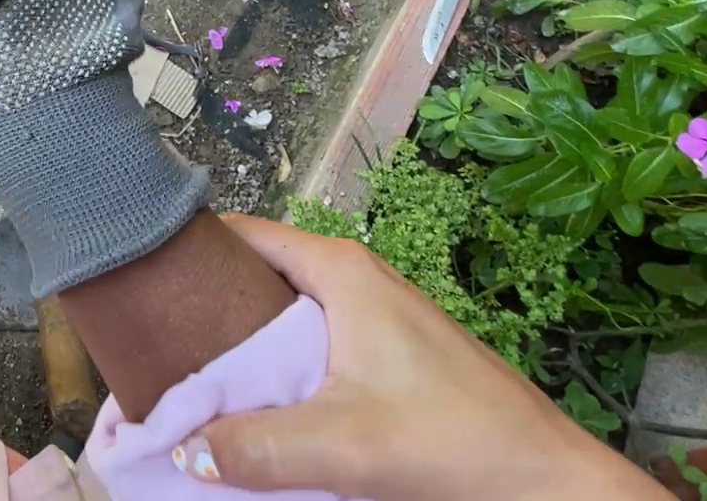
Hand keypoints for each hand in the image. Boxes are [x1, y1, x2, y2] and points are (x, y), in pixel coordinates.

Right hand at [178, 215, 664, 499]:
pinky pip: (307, 329)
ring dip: (241, 327)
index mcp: (337, 267)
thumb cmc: (454, 442)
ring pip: (281, 301)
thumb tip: (180, 448)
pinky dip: (273, 349)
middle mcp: (350, 272)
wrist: (557, 488)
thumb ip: (257, 446)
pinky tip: (258, 388)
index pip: (242, 232)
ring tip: (195, 360)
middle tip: (161, 329)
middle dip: (208, 293)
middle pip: (257, 266)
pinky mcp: (384, 342)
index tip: (148, 276)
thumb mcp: (346, 445)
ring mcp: (371, 306)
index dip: (192, 248)